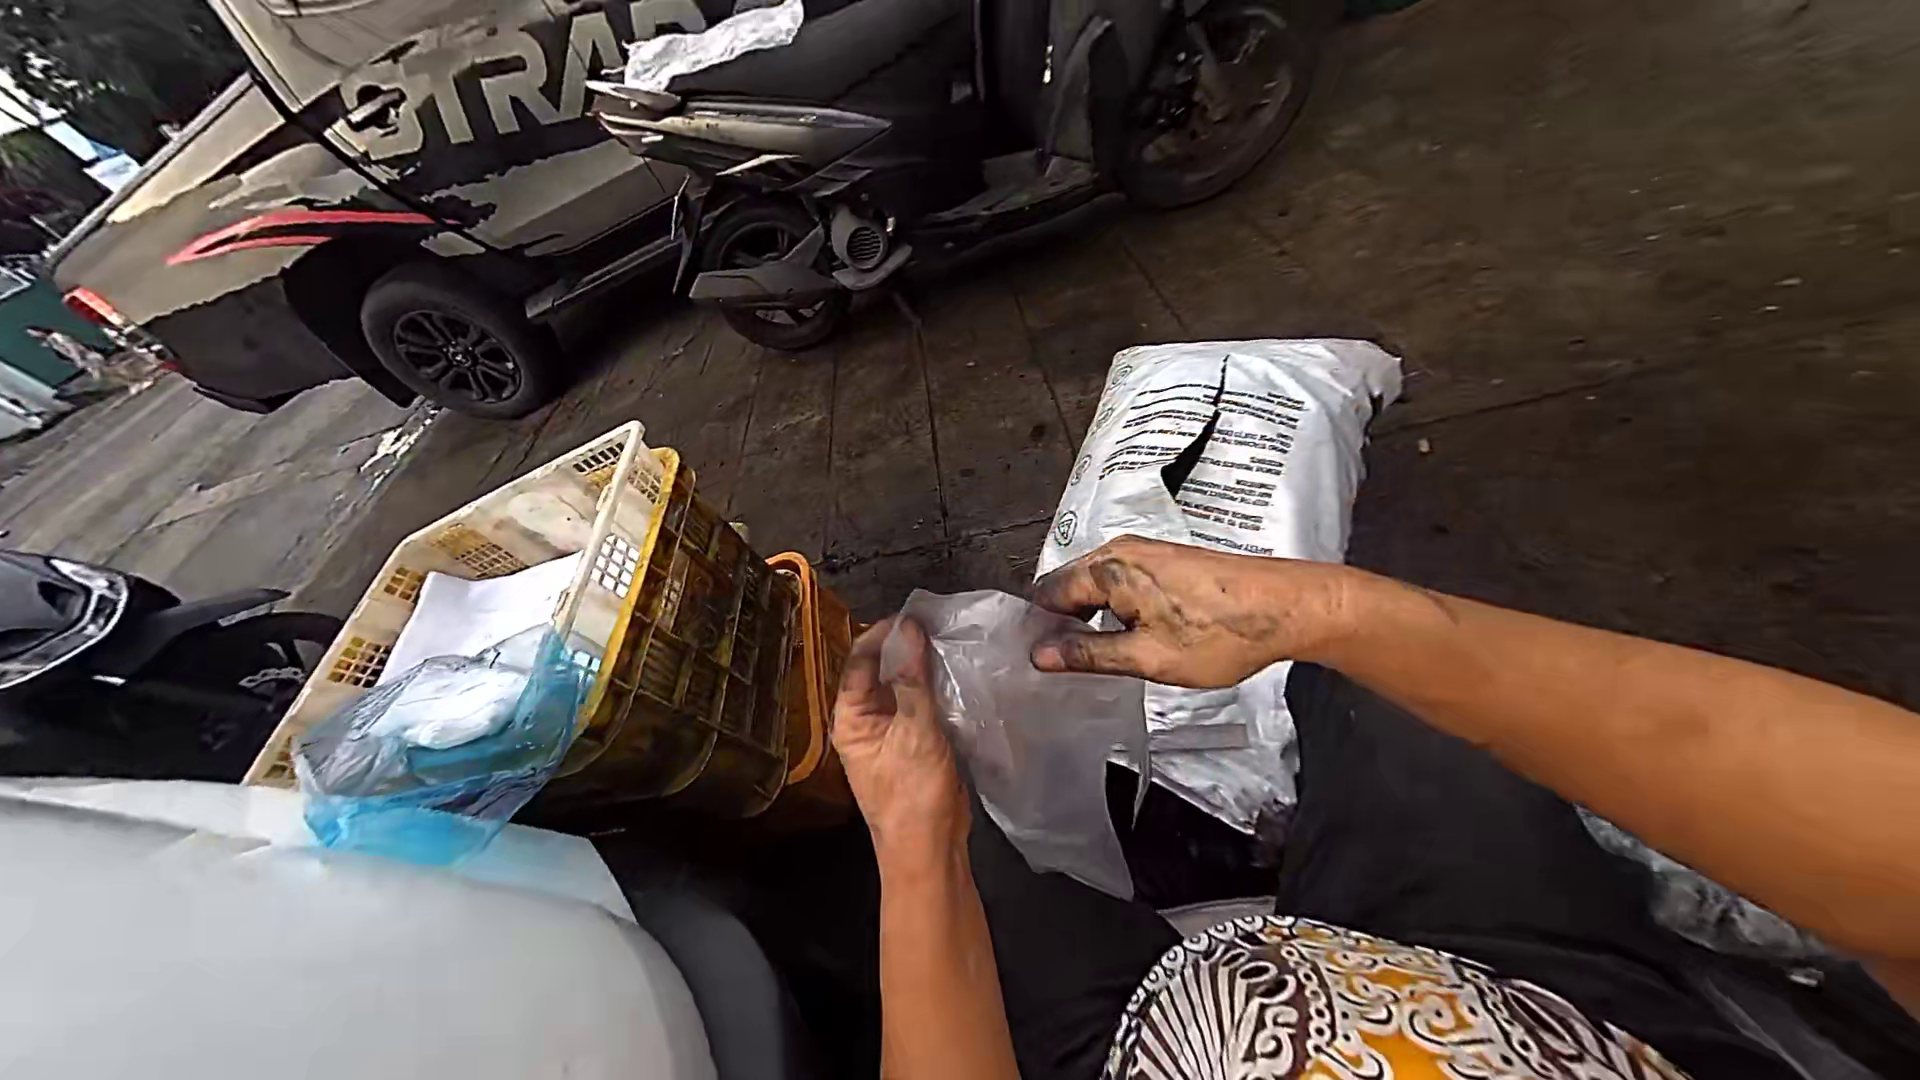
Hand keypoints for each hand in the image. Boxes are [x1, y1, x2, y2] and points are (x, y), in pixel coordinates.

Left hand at [833, 617, 969, 864]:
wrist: (931, 848)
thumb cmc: (913, 793)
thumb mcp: (915, 732)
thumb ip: (914, 679)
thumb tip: (910, 627)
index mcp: (851, 716)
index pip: (861, 660)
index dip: (884, 634)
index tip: (914, 615)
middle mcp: (867, 717)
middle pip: (883, 668)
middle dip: (907, 646)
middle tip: (937, 622)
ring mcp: (892, 727)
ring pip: (905, 683)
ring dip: (923, 664)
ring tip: (949, 638)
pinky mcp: (916, 736)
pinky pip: (923, 700)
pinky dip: (936, 684)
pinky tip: (956, 668)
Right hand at [1028, 536, 1360, 687]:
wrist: (1289, 606)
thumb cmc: (1221, 633)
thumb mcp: (1148, 656)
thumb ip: (1088, 654)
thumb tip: (1040, 655)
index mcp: (1108, 567)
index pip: (1049, 594)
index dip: (1040, 628)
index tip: (1040, 659)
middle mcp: (1119, 550)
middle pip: (1068, 585)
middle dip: (1062, 621)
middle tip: (1067, 663)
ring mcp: (1142, 550)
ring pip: (1093, 584)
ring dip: (1087, 615)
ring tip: (1097, 653)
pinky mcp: (1161, 558)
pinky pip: (1117, 580)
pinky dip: (1111, 606)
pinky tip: (1124, 634)